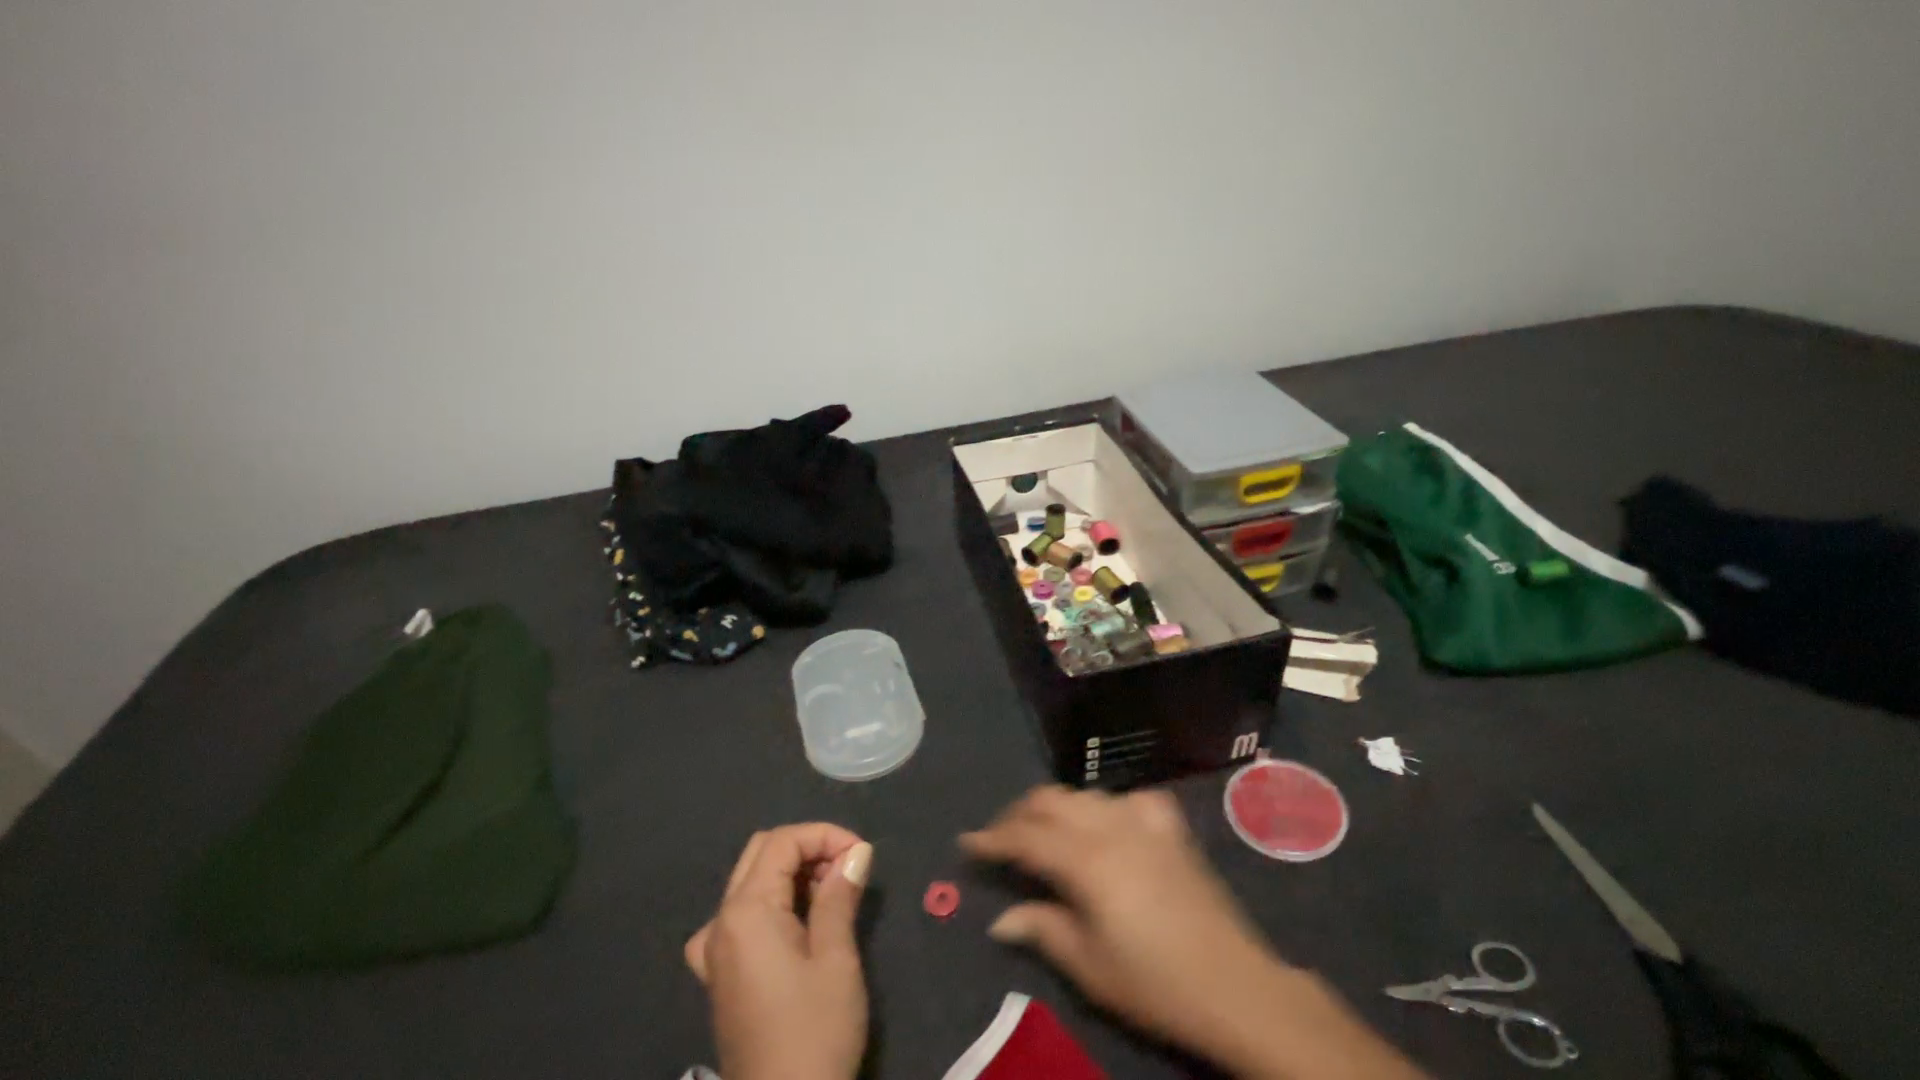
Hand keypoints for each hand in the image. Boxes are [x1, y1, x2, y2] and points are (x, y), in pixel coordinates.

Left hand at [685, 824, 872, 1079]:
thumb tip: (856, 851)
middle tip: (850, 872)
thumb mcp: (836, 959)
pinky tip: (798, 927)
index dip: (825, 835)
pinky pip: (741, 917)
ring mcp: (713, 949)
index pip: (781, 842)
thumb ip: (839, 896)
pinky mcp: (719, 974)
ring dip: (793, 876)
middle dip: (808, 850)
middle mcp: (719, 921)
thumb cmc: (814, 1031)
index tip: (863, 855)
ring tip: (835, 897)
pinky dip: (773, 905)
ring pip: (751, 883)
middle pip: (761, 854)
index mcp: (745, 911)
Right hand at [962, 786, 1426, 1079]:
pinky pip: (1132, 799)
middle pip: (1052, 802)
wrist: (1234, 986)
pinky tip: (1107, 822)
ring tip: (1042, 830)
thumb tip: (1001, 918)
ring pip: (1087, 795)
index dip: (992, 839)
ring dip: (1057, 806)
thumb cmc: (1154, 982)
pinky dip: (1108, 805)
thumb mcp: (1089, 965)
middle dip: (1018, 814)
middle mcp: (1112, 828)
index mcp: (1086, 861)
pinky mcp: (1173, 831)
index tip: (966, 844)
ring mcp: (1147, 824)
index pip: (1025, 837)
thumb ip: (1042, 929)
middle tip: (998, 838)